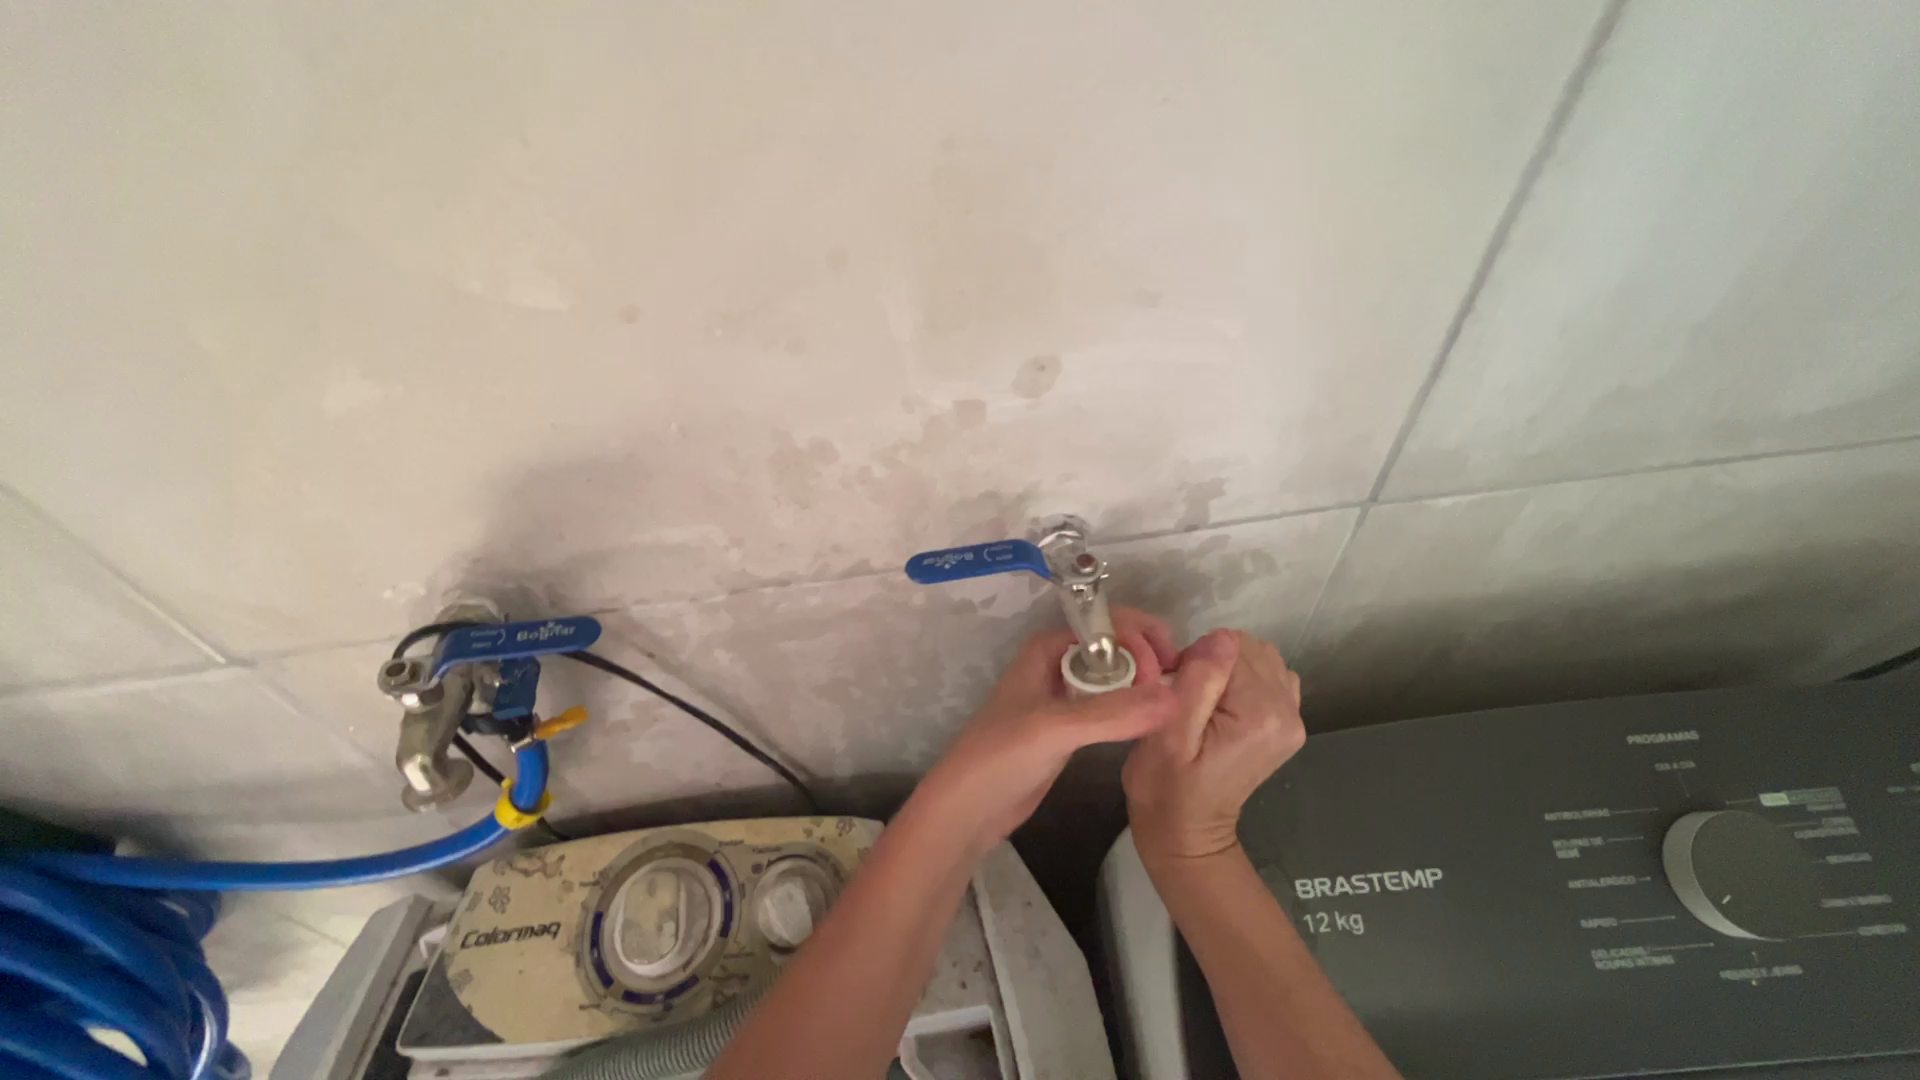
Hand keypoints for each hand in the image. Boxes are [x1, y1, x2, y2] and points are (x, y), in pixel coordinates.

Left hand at [912, 609, 1180, 854]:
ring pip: (1115, 677)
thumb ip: (1112, 713)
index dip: (1140, 637)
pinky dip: (1134, 709)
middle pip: (1115, 647)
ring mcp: (1064, 698)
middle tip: (1175, 691)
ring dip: (1144, 684)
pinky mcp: (1071, 729)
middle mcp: (1057, 665)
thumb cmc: (1001, 757)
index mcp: (1048, 648)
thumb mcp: (1055, 729)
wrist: (968, 809)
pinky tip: (1153, 726)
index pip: (1106, 623)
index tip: (1166, 669)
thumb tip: (1175, 696)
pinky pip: (1111, 707)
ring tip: (1175, 706)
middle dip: (1148, 658)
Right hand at [1123, 630, 1305, 862]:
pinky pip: (1268, 677)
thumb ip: (1199, 681)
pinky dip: (1242, 681)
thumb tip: (1220, 639)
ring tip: (1202, 702)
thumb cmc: (1166, 786)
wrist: (1186, 832)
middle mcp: (1288, 712)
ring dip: (1227, 670)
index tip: (1175, 689)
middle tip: (1185, 697)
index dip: (1196, 659)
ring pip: (1259, 659)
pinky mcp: (1287, 724)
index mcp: (1261, 714)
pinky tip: (1222, 706)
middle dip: (1213, 662)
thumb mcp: (1168, 733)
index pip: (1230, 647)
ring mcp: (1293, 719)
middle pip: (1250, 649)